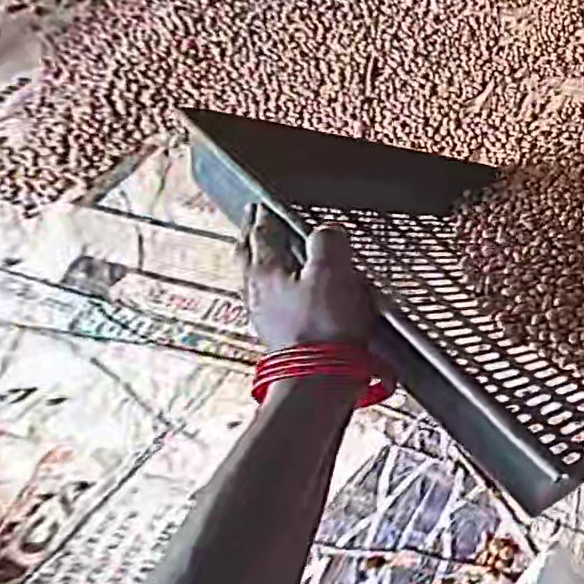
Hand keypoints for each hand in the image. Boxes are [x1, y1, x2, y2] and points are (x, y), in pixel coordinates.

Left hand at [238, 204, 376, 349]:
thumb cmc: (325, 325)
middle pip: (249, 259)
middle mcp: (259, 293)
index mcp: (266, 271)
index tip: (262, 207)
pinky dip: (281, 294)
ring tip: (274, 261)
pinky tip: (293, 299)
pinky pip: (276, 306)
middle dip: (252, 242)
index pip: (261, 235)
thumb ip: (328, 243)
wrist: (322, 376)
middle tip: (254, 230)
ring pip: (259, 282)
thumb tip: (327, 230)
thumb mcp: (333, 272)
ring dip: (264, 268)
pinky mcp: (283, 338)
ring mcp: (268, 318)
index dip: (264, 218)